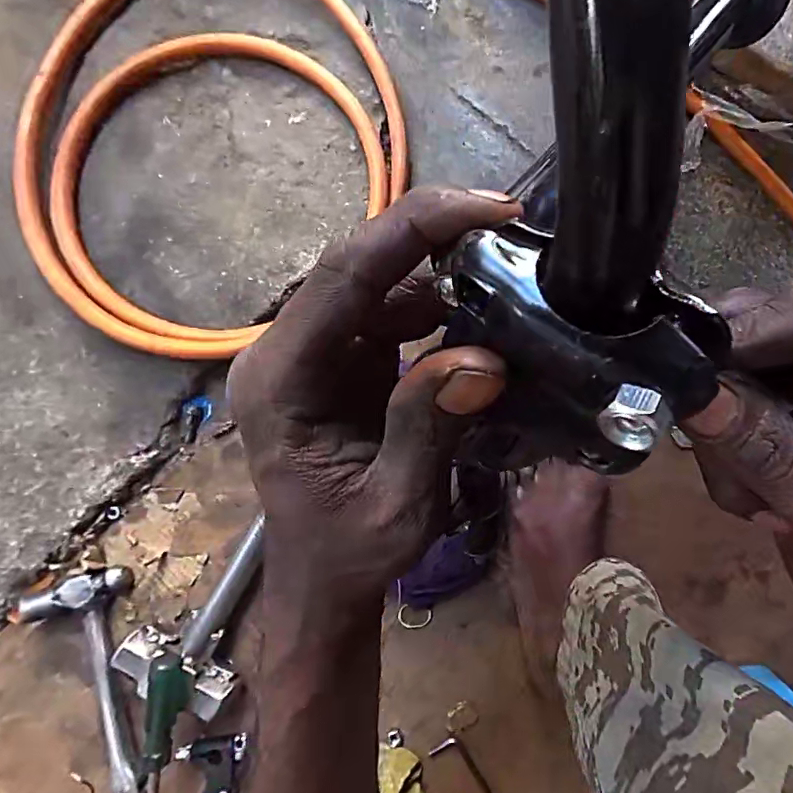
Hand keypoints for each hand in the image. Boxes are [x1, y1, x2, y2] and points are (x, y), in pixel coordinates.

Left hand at [228, 186, 520, 624]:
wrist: (324, 583)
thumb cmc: (349, 555)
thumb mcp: (396, 505)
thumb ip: (428, 428)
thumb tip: (483, 358)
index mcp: (281, 380)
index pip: (343, 276)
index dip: (417, 230)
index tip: (489, 209)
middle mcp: (286, 352)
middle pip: (360, 267)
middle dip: (436, 238)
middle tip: (510, 227)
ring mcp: (314, 353)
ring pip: (380, 285)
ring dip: (444, 277)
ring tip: (506, 280)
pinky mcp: (342, 361)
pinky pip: (390, 314)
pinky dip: (439, 309)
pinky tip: (478, 321)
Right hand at [681, 286, 792, 705]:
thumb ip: (776, 464)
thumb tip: (699, 394)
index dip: (751, 330)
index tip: (678, 350)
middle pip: (789, 327)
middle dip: (732, 382)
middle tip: (696, 438)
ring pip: (760, 353)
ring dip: (729, 417)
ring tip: (749, 497)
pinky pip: (756, 381)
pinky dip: (735, 430)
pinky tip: (752, 483)